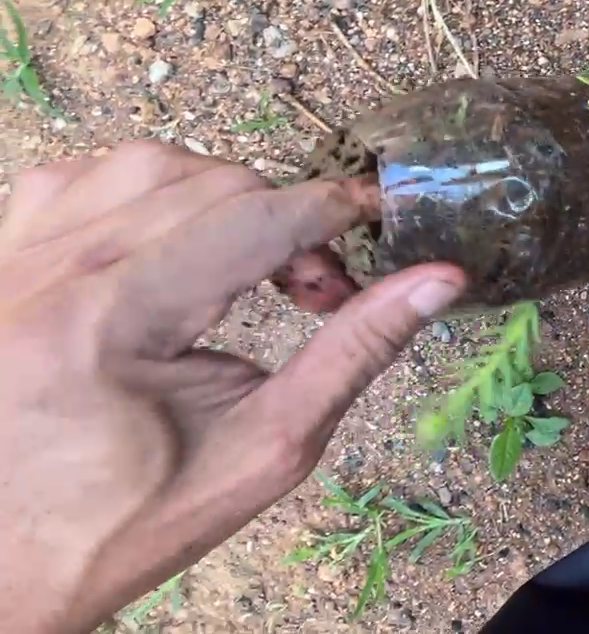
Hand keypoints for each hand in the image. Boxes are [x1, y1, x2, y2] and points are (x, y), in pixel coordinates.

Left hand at [0, 141, 465, 632]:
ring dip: (229, 201)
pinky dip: (150, 192)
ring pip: (153, 166)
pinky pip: (80, 178)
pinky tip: (172, 243)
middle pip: (220, 186)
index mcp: (107, 326)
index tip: (390, 218)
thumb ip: (360, 349)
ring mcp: (0, 263)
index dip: (342, 207)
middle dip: (294, 222)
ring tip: (246, 261)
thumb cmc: (131, 520)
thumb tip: (445, 279)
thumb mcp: (270, 447)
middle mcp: (41, 277)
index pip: (260, 217)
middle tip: (316, 293)